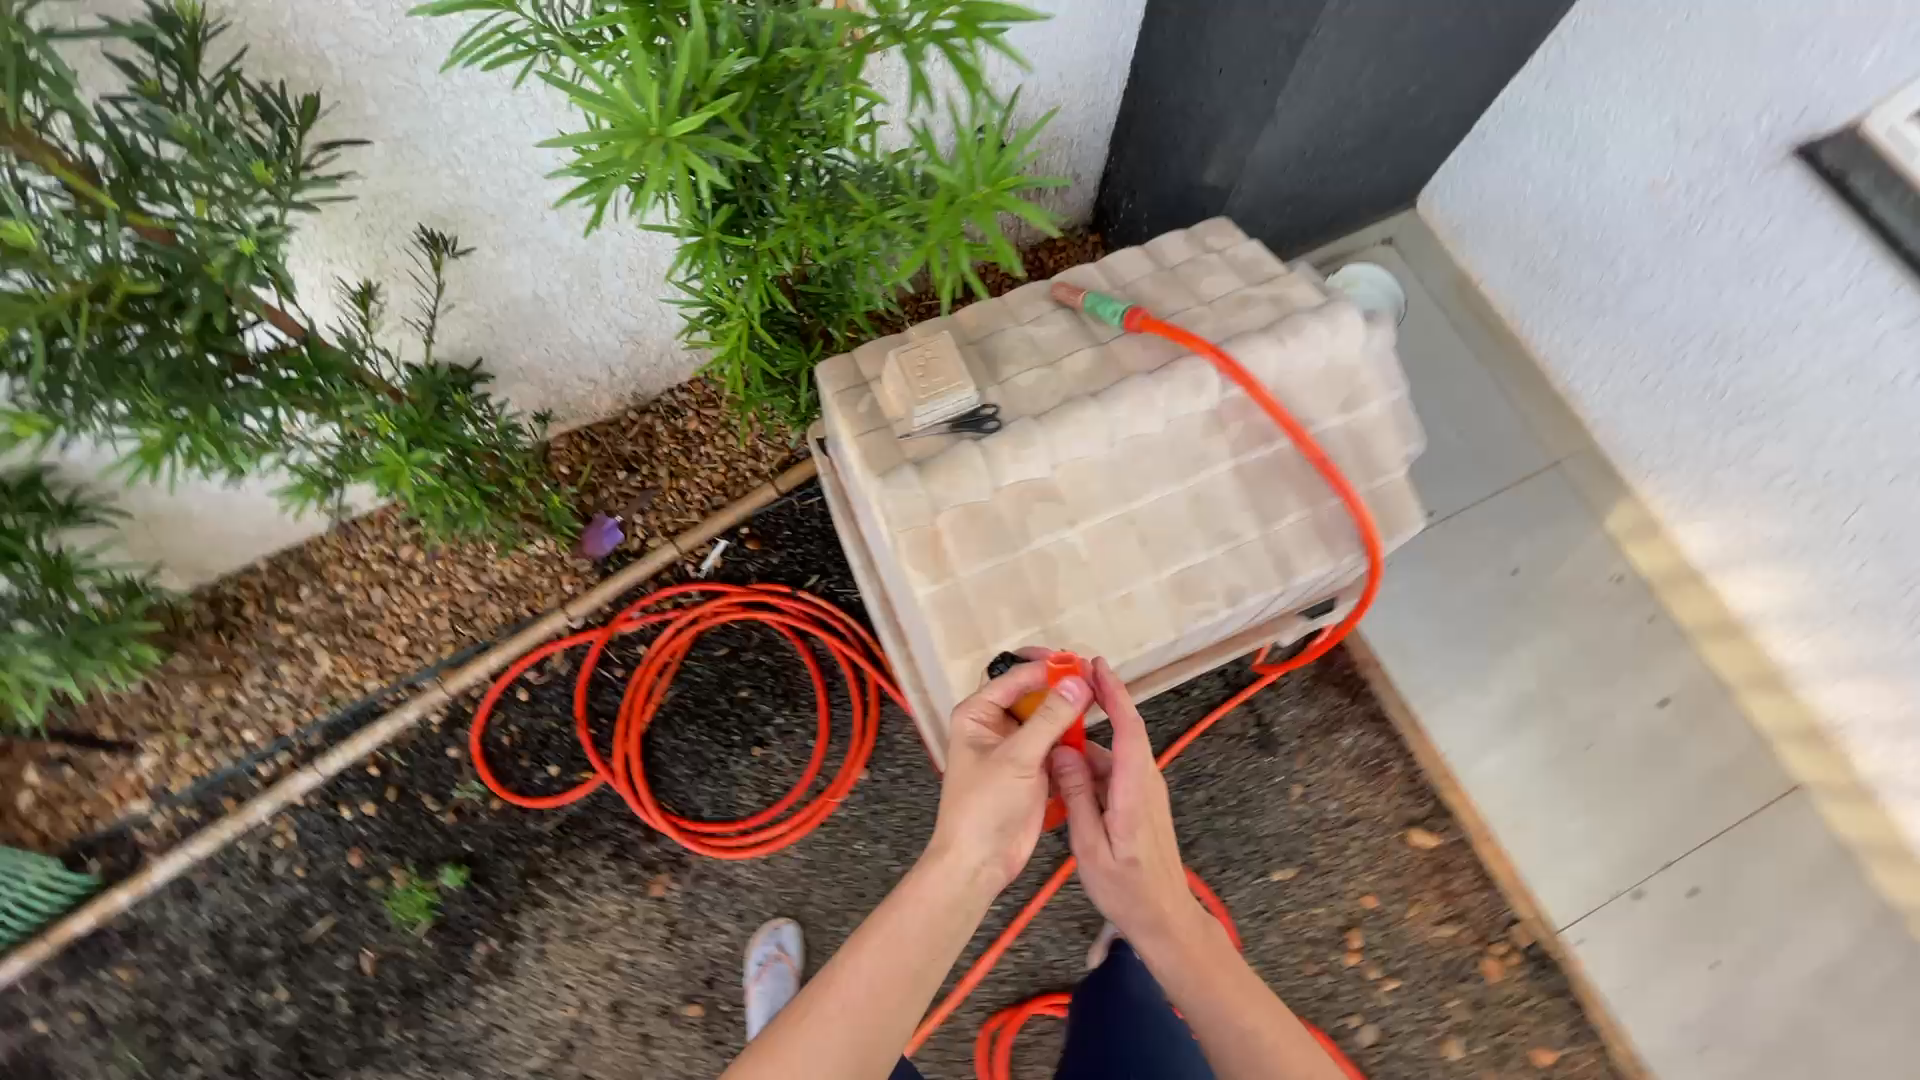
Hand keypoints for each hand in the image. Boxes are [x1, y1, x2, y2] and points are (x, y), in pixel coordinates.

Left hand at [926, 648, 1092, 892]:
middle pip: (1030, 694)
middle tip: (1091, 677)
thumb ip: (1049, 718)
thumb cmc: (985, 805)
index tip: (1077, 662)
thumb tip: (1077, 681)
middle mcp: (994, 725)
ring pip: (1045, 718)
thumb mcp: (1017, 757)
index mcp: (977, 714)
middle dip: (1059, 686)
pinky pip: (1053, 742)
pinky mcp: (1032, 768)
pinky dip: (1070, 736)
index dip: (1044, 667)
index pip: (1013, 677)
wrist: (980, 862)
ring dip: (1068, 710)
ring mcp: (1015, 747)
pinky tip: (1092, 729)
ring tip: (1097, 699)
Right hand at [1048, 658, 1207, 948]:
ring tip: (1056, 722)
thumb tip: (1061, 751)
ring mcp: (1145, 790)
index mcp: (1134, 790)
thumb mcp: (1089, 847)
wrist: (1164, 918)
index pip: (1128, 729)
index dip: (1113, 693)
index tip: (1094, 666)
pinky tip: (1066, 764)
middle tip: (1069, 675)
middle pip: (1124, 729)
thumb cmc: (1126, 890)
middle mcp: (1145, 782)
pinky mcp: (1139, 800)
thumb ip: (1075, 796)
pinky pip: (1114, 768)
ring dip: (1090, 734)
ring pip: (1115, 750)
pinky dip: (1091, 759)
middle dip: (1101, 697)